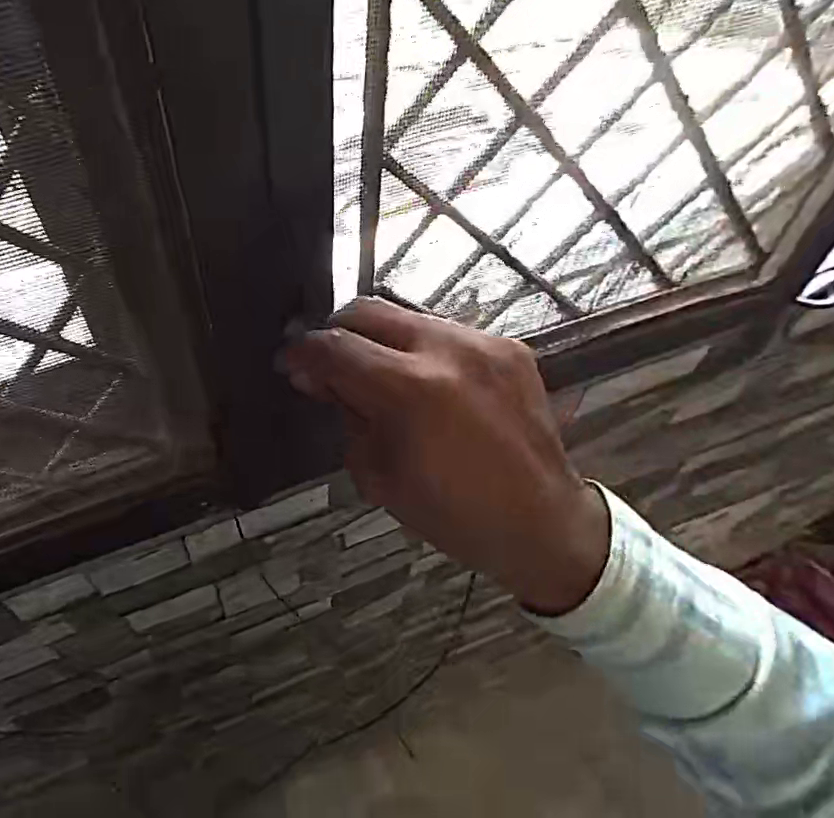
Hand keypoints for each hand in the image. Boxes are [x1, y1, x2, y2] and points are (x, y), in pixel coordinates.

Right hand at [283, 297, 608, 614]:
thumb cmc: (453, 514)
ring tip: (375, 373)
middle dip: (334, 331)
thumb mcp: (378, 473)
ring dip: (377, 339)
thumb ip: (345, 413)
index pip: (335, 347)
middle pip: (366, 310)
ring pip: (404, 315)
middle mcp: (447, 350)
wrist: (545, 523)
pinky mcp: (507, 346)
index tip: (288, 361)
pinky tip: (423, 381)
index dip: (301, 351)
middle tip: (325, 362)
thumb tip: (319, 377)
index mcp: (411, 390)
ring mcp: (482, 342)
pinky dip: (418, 350)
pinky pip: (443, 331)